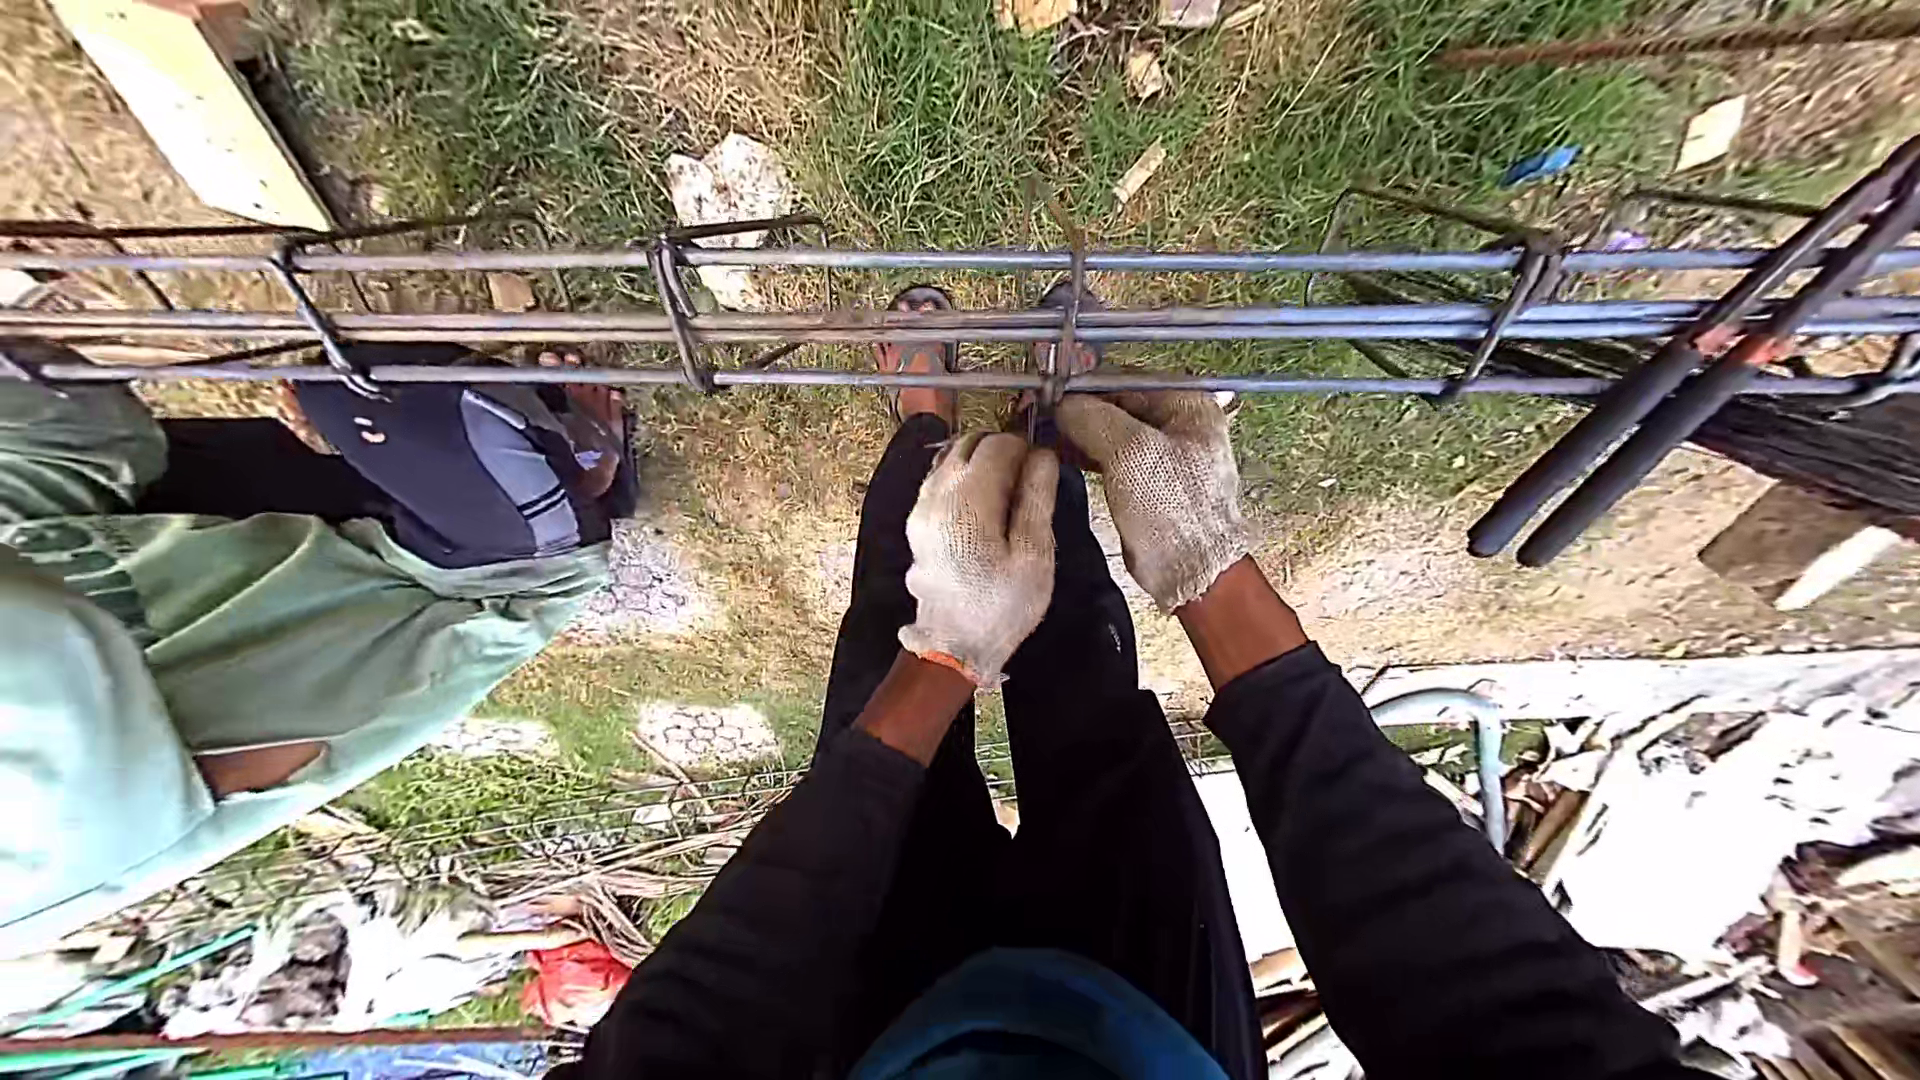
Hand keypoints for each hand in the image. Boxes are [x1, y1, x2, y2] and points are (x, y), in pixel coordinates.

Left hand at [899, 433, 1058, 685]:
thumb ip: (1037, 498)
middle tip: (1026, 480)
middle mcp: (935, 495)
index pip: (996, 444)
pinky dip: (963, 480)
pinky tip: (982, 509)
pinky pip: (939, 481)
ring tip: (1006, 496)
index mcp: (967, 500)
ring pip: (950, 458)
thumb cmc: (1001, 605)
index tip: (1041, 471)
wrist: (952, 645)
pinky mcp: (915, 522)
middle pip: (969, 443)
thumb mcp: (1034, 555)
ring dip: (980, 463)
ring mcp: (919, 508)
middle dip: (1000, 451)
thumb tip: (1042, 456)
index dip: (1025, 449)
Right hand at [1056, 391, 1248, 611]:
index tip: (1049, 392)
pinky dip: (1084, 453)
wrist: (1190, 568)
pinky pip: (1108, 456)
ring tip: (1044, 433)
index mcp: (1187, 405)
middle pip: (1116, 404)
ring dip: (1076, 432)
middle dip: (1076, 409)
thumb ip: (1094, 418)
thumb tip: (1062, 403)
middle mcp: (1177, 423)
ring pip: (1109, 431)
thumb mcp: (1132, 453)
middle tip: (1039, 413)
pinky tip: (1060, 453)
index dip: (1083, 385)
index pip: (1125, 380)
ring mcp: (1161, 453)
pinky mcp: (1144, 480)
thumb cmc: (1173, 509)